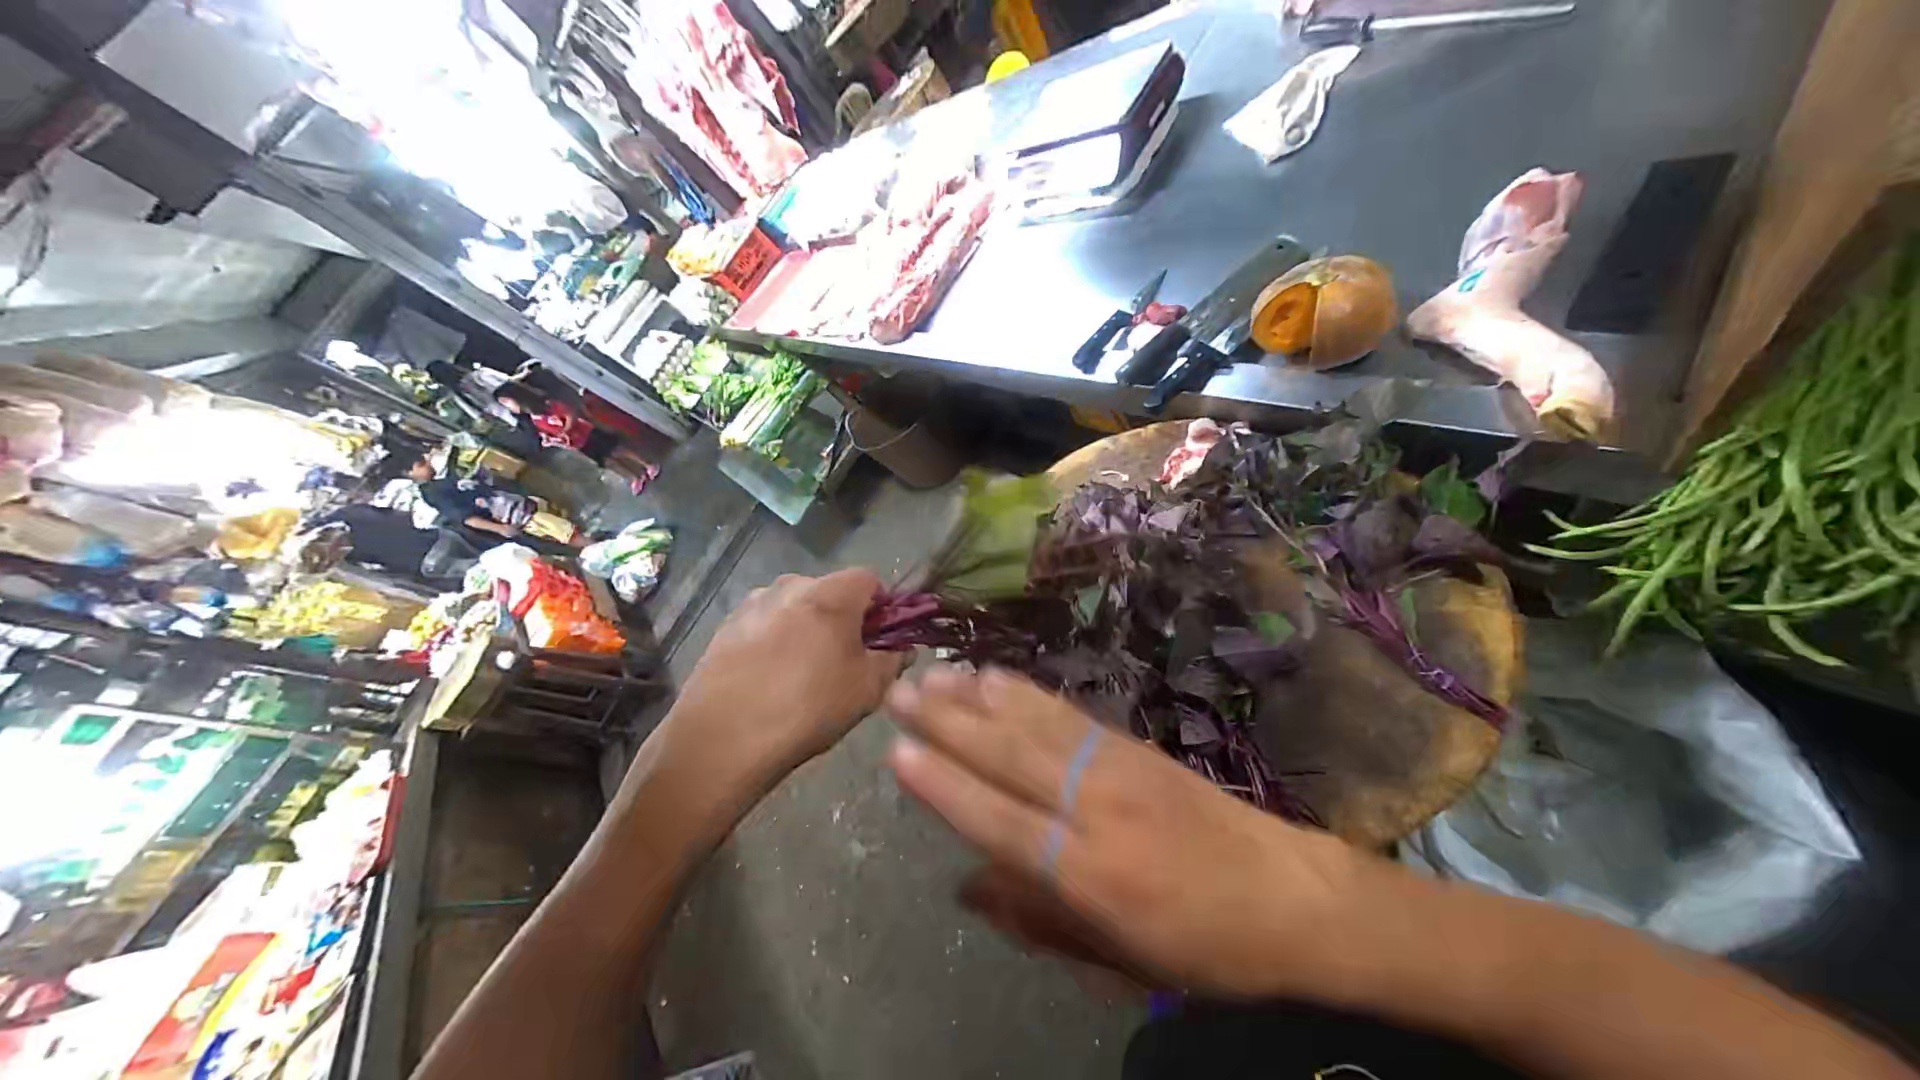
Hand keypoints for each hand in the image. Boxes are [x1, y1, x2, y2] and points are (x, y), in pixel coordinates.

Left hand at [673, 569, 906, 779]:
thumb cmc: (807, 708)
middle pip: (831, 590)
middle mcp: (791, 585)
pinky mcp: (725, 625)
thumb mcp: (867, 690)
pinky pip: (765, 623)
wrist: (721, 738)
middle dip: (844, 617)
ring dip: (808, 627)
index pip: (870, 579)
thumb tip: (902, 648)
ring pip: (796, 606)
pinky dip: (776, 640)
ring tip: (803, 672)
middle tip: (846, 660)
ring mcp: (753, 603)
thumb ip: (893, 660)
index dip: (882, 607)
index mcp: (831, 594)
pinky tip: (770, 678)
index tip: (880, 640)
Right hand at [885, 666, 1368, 998]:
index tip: (898, 754)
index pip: (1001, 822)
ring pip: (1035, 725)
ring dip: (979, 697)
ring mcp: (1117, 768)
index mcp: (1091, 874)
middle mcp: (1097, 809)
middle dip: (949, 724)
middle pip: (1010, 758)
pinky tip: (998, 676)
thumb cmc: (1201, 944)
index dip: (946, 789)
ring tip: (935, 673)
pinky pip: (1069, 713)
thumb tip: (965, 885)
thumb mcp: (1119, 958)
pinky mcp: (1134, 746)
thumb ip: (1036, 919)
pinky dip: (1028, 692)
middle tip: (899, 692)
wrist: (1292, 895)